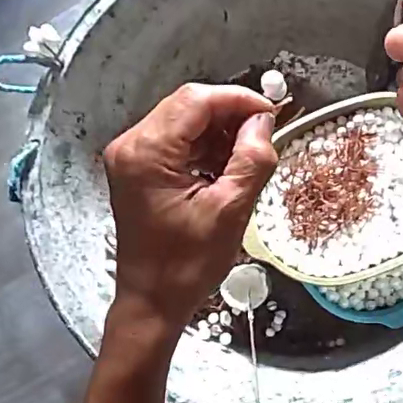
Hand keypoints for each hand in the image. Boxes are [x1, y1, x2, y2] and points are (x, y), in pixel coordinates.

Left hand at [104, 83, 276, 326]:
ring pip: (184, 123)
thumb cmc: (186, 265)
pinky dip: (204, 149)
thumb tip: (263, 122)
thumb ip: (251, 160)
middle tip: (263, 137)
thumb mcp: (230, 211)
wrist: (152, 301)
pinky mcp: (138, 171)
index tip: (271, 113)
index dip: (238, 100)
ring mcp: (131, 158)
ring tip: (246, 157)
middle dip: (229, 116)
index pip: (196, 100)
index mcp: (146, 153)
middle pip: (188, 107)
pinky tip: (225, 168)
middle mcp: (131, 146)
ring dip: (218, 133)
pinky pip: (176, 144)